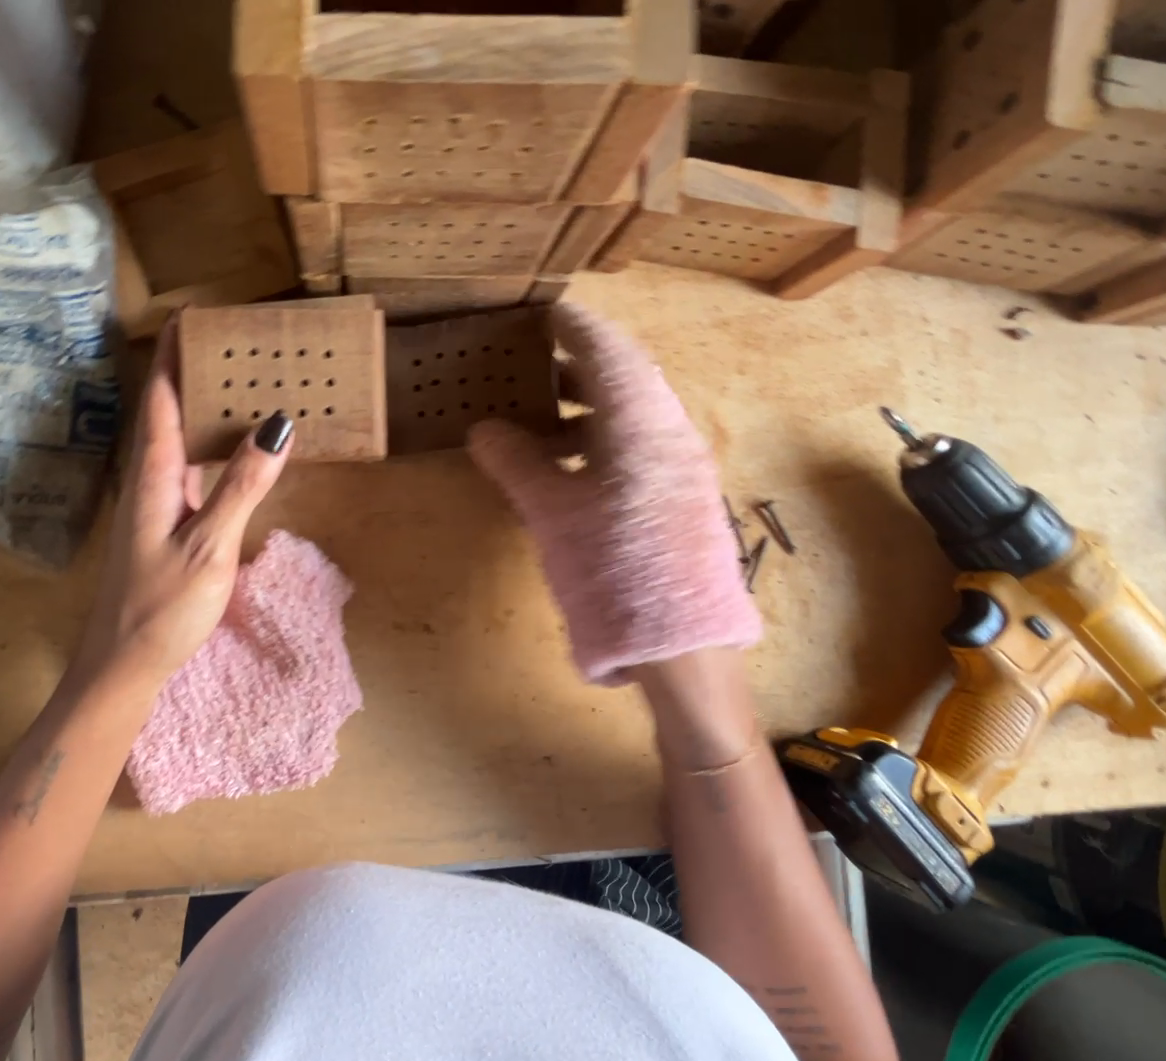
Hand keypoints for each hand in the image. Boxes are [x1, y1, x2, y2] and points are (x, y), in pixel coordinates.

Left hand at [73, 315, 292, 686]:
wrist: (122, 665)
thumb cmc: (162, 606)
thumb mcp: (210, 546)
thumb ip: (242, 486)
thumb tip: (277, 424)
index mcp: (153, 476)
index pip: (162, 399)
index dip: (173, 355)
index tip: (191, 316)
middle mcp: (148, 482)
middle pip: (166, 413)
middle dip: (190, 373)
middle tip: (227, 343)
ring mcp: (153, 507)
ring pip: (176, 442)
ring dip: (199, 409)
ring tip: (234, 383)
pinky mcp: (162, 528)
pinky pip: (185, 471)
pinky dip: (206, 449)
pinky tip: (227, 453)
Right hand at [467, 303, 759, 685]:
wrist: (680, 642)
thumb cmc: (611, 566)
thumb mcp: (551, 511)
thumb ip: (516, 462)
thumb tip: (484, 429)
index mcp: (640, 422)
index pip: (608, 350)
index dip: (574, 327)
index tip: (545, 314)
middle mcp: (669, 432)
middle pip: (625, 378)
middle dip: (579, 367)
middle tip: (534, 365)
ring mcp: (681, 465)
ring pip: (633, 416)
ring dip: (589, 408)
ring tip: (543, 419)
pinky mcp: (682, 496)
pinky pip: (639, 446)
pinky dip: (601, 441)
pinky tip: (571, 466)